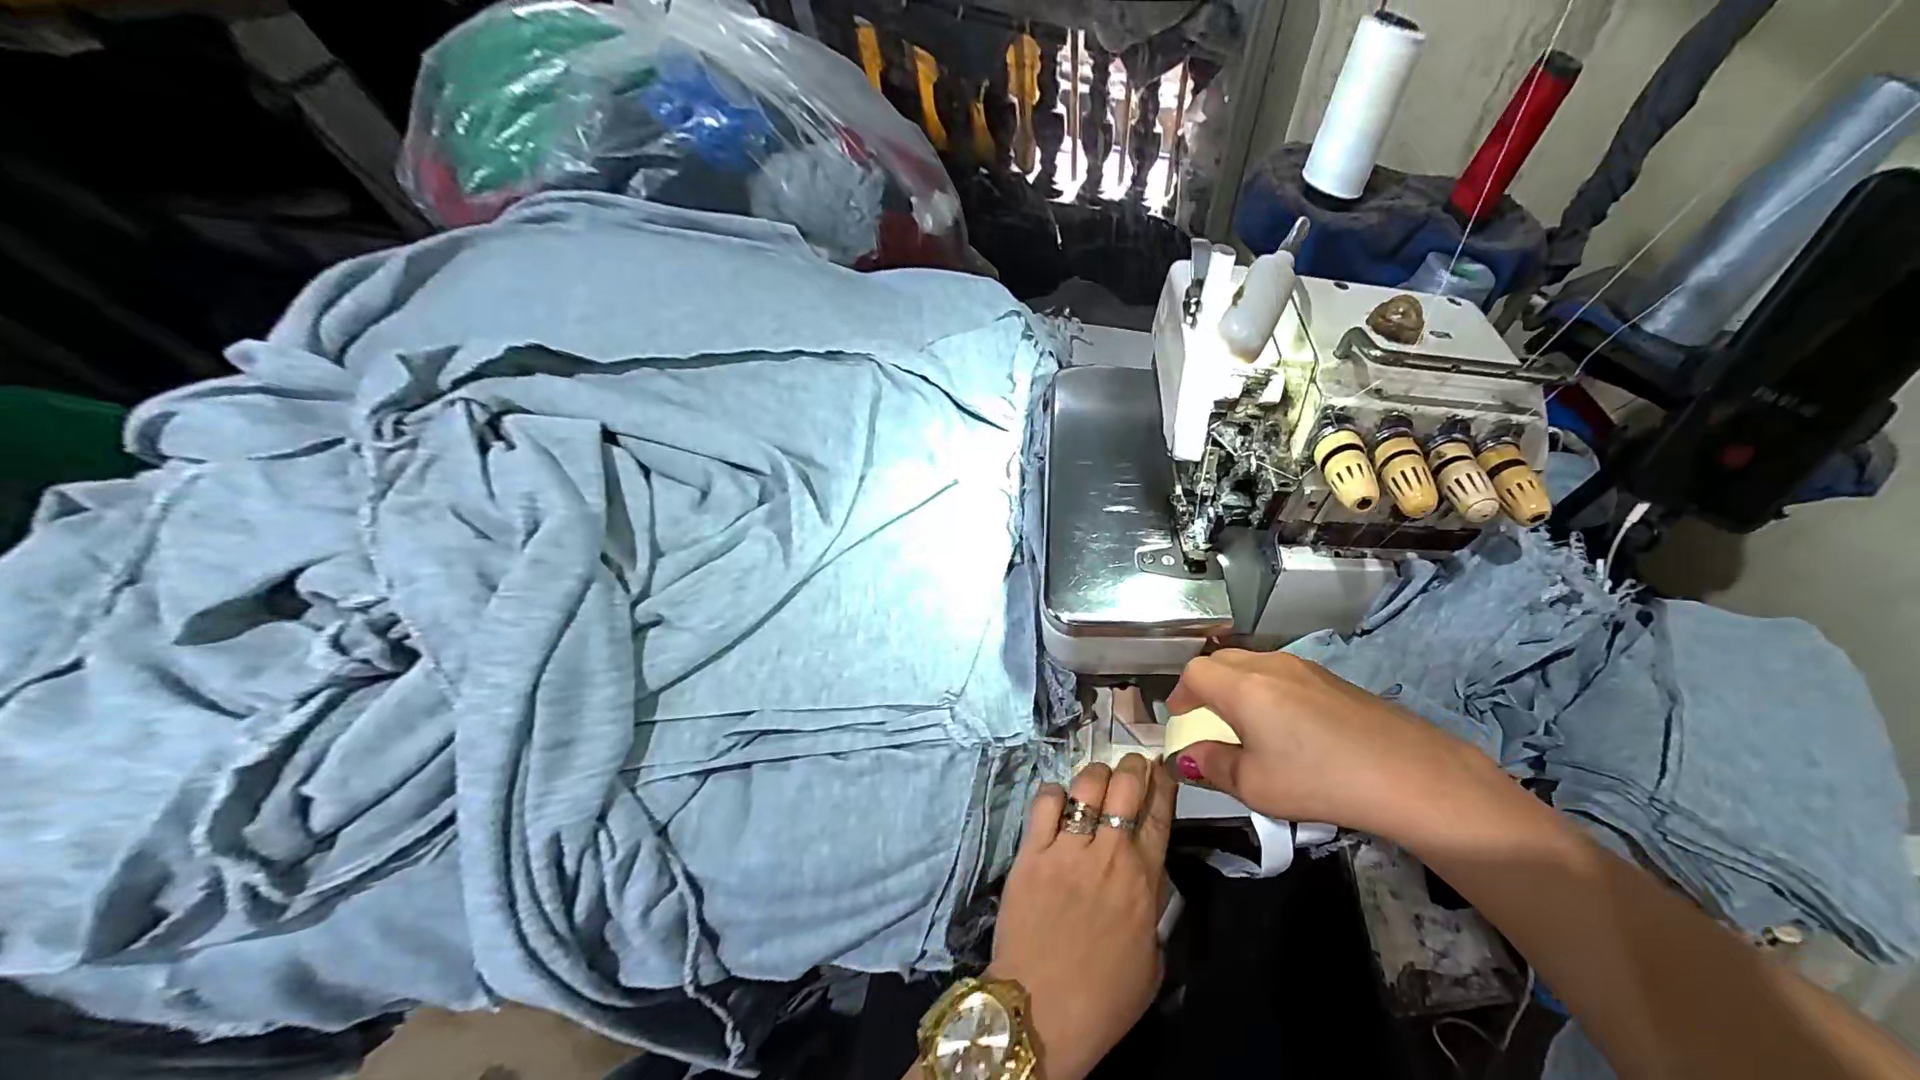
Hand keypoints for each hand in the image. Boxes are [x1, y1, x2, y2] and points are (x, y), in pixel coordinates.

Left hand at [986, 754, 1175, 1079]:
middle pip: (1125, 787)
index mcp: (1143, 880)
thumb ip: (1152, 909)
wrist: (1042, 1010)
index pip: (1159, 815)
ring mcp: (1067, 850)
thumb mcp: (1151, 958)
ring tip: (1096, 775)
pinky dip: (1052, 793)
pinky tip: (1055, 797)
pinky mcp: (1031, 853)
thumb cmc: (1104, 997)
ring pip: (1086, 787)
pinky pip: (1043, 804)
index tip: (1162, 766)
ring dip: (1095, 774)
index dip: (1162, 785)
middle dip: (1131, 767)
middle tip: (1131, 763)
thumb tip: (1146, 879)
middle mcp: (1108, 854)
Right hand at [1167, 649, 1503, 844]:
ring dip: (1237, 687)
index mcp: (1244, 687)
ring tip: (1247, 726)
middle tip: (1208, 722)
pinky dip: (1267, 691)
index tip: (1180, 722)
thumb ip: (1212, 766)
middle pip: (1221, 662)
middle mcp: (1270, 666)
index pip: (1194, 673)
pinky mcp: (1332, 679)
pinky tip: (1289, 728)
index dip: (1179, 695)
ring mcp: (1305, 668)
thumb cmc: (1321, 780)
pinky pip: (1282, 674)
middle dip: (1204, 688)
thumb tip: (1187, 757)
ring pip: (1253, 665)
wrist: (1412, 775)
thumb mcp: (1255, 785)